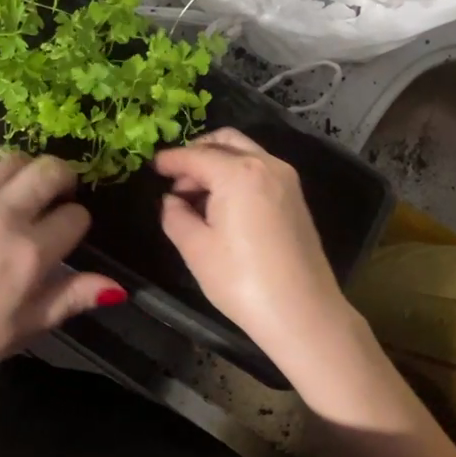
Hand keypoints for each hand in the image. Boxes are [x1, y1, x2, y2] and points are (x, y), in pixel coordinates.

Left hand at [0, 152, 120, 389]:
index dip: (75, 223)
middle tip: (54, 192)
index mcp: (29, 255)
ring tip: (15, 187)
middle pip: (49, 171)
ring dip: (22, 169)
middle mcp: (1, 216)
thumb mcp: (21, 330)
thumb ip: (69, 299)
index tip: (64, 233)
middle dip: (61, 179)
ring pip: (9, 157)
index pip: (75, 217)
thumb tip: (118, 286)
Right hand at [154, 128, 357, 356]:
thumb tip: (171, 201)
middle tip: (175, 180)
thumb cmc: (241, 281)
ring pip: (245, 155)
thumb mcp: (196, 249)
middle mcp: (266, 165)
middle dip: (197, 154)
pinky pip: (260, 171)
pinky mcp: (296, 199)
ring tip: (195, 197)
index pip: (196, 155)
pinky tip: (222, 205)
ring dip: (218, 164)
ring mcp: (287, 180)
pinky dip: (237, 176)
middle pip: (225, 143)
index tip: (152, 167)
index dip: (170, 160)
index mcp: (238, 173)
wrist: (303, 313)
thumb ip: (175, 216)